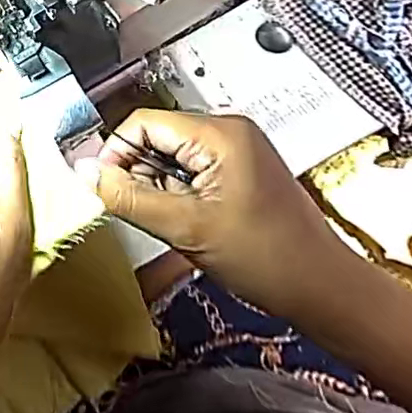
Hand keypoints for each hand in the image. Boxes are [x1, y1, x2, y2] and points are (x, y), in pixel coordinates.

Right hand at [82, 109, 361, 319]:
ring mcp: (235, 147)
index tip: (107, 189)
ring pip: (170, 153)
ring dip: (159, 185)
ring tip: (176, 221)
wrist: (326, 290)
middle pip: (156, 136)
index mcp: (218, 132)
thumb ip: (129, 197)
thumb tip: (86, 174)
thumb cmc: (268, 259)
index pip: (143, 122)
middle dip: (140, 173)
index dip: (117, 154)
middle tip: (148, 212)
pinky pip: (190, 166)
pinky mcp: (238, 165)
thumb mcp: (186, 228)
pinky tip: (191, 220)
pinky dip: (179, 191)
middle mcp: (227, 129)